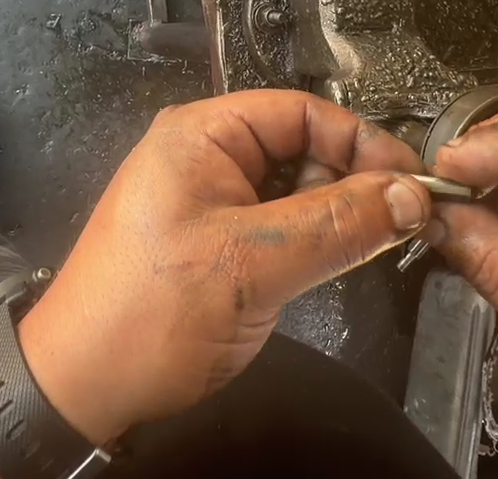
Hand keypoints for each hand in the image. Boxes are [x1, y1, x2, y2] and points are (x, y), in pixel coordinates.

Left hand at [15, 89, 434, 442]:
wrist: (84, 385)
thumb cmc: (156, 310)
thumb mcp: (253, 263)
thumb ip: (337, 225)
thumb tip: (413, 195)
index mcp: (203, 132)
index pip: (300, 111)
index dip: (360, 140)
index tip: (413, 181)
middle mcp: (207, 151)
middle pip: (300, 145)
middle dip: (351, 178)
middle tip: (403, 220)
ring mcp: (210, 195)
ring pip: (294, 186)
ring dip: (335, 211)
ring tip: (374, 241)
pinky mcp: (216, 236)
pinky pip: (278, 221)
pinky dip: (312, 236)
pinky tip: (338, 257)